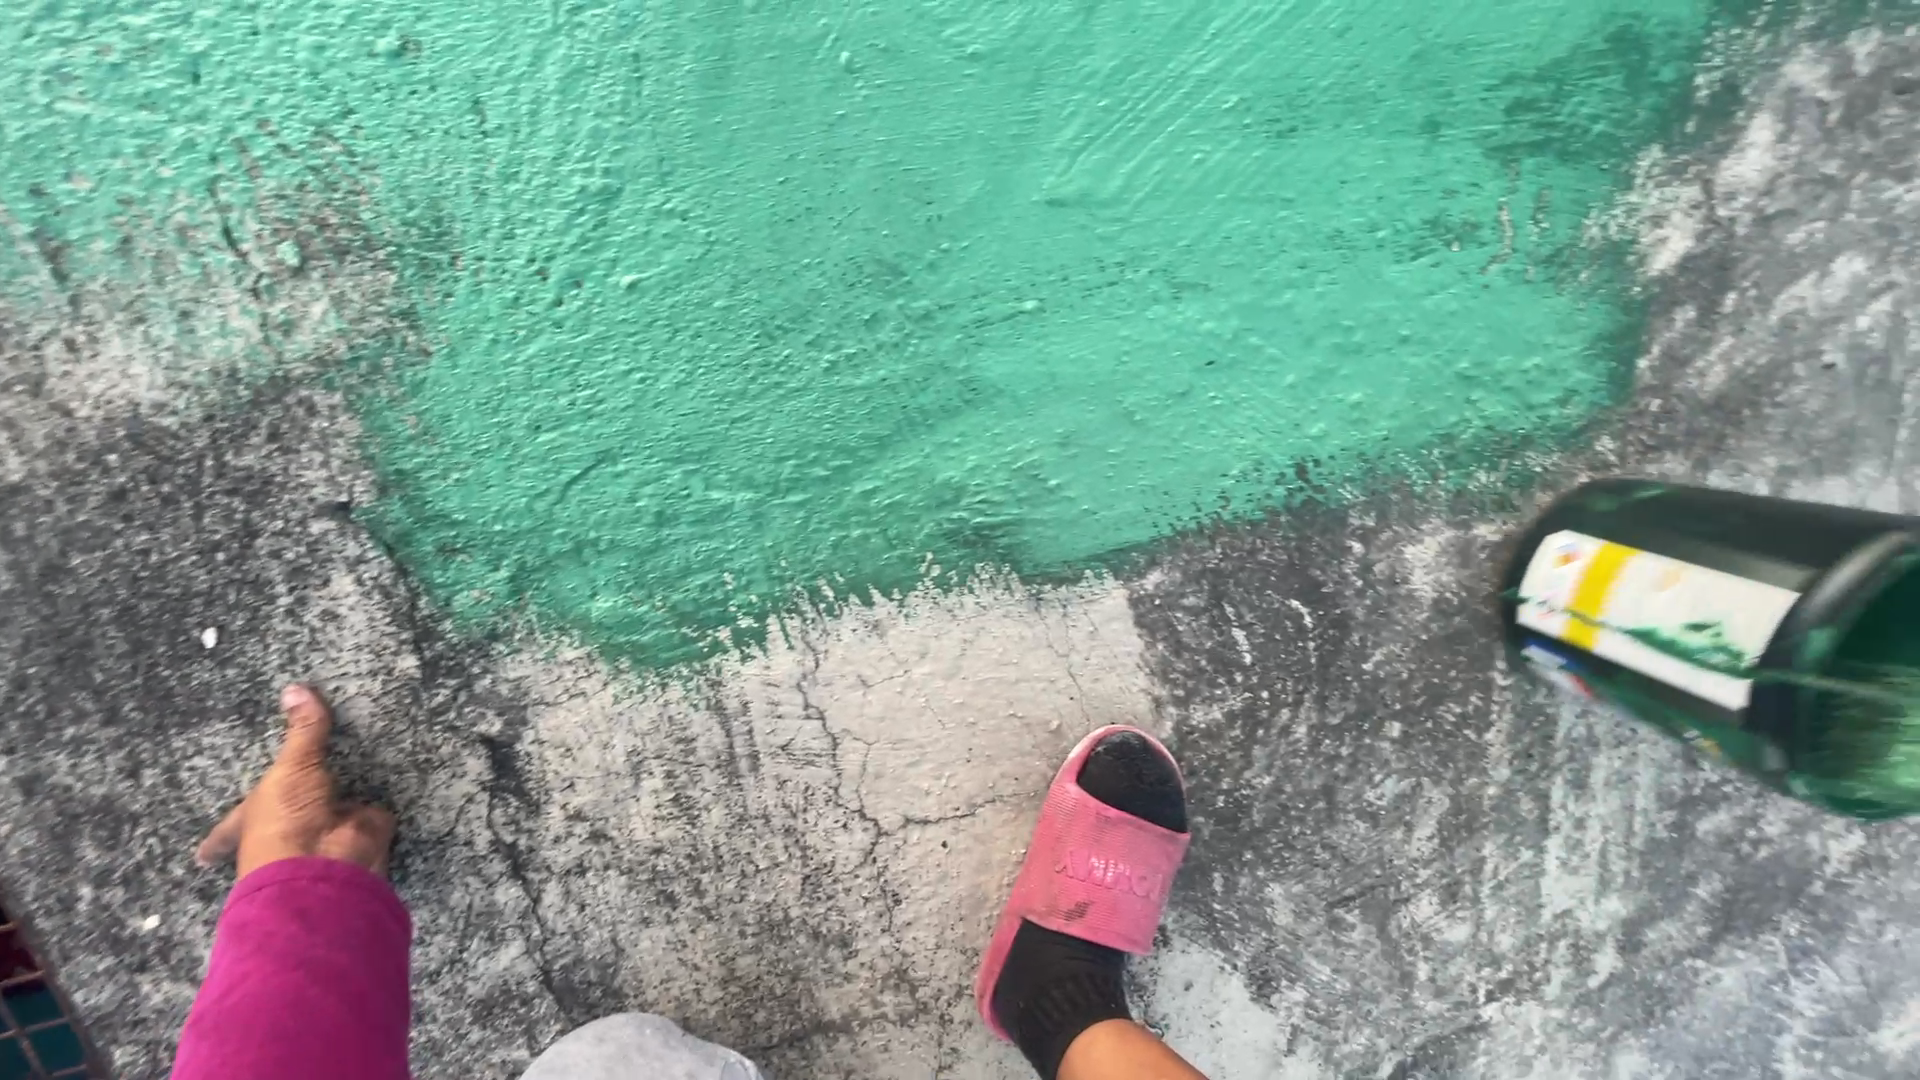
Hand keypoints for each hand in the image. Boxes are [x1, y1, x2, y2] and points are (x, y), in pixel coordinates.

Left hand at [195, 684, 396, 880]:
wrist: (332, 856)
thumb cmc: (288, 818)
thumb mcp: (291, 769)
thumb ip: (302, 731)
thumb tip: (295, 687)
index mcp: (253, 822)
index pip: (230, 828)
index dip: (218, 839)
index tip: (201, 856)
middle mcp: (289, 828)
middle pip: (287, 816)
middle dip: (289, 814)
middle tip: (290, 801)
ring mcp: (329, 828)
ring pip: (332, 810)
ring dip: (340, 802)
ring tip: (349, 781)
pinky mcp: (368, 826)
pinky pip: (377, 803)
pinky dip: (383, 795)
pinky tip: (394, 779)